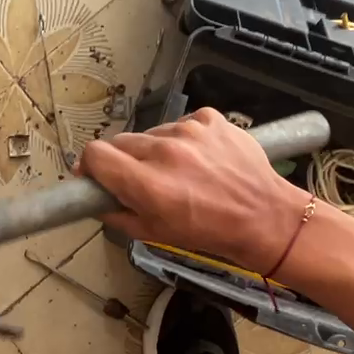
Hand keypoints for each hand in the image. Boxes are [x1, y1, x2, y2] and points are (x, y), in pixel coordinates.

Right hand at [80, 107, 308, 276]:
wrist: (263, 217)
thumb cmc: (207, 231)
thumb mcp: (152, 234)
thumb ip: (116, 215)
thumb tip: (96, 200)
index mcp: (147, 183)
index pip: (96, 154)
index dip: (90, 165)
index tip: (94, 174)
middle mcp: (164, 151)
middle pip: (120, 142)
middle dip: (122, 161)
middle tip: (139, 179)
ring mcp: (189, 131)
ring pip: (151, 134)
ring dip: (153, 151)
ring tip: (177, 172)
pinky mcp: (209, 119)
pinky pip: (180, 125)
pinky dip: (182, 141)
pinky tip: (197, 160)